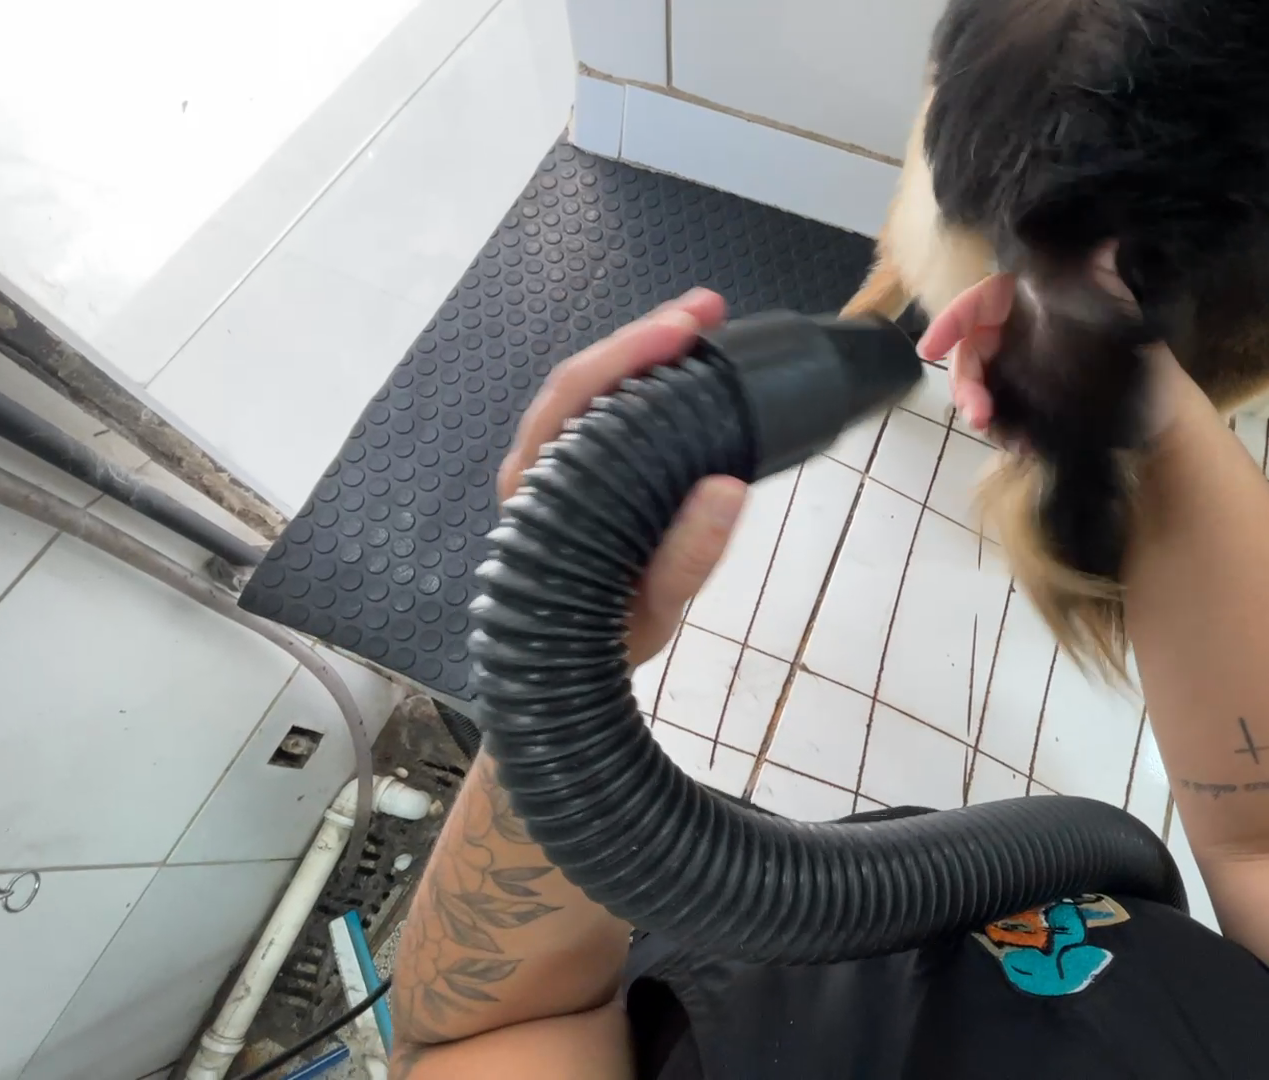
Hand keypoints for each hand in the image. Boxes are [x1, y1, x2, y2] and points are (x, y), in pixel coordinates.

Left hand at [497, 289, 748, 665]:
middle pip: (582, 380)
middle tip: (709, 310)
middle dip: (645, 336)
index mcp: (543, 492)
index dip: (630, 355)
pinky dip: (647, 382)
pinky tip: (684, 369)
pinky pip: (609, 414)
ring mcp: (560, 468)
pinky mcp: (585, 472)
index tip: (689, 329)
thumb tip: (728, 488)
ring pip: (594, 390)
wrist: (581, 664)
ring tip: (704, 325)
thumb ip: (685, 559)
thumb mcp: (651, 609)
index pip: (576, 400)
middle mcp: (540, 468)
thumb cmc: (608, 637)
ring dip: (647, 351)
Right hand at [914, 244, 1205, 438]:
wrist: (1160, 416)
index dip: (951, 322)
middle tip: (978, 415)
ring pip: (979, 388)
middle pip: (972, 353)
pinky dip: (1004, 434)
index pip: (980, 304)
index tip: (929, 349)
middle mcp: (1020, 336)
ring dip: (982, 414)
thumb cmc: (1140, 360)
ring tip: (1003, 436)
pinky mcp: (1026, 406)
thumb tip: (1101, 235)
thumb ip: (1098, 281)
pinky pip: (999, 418)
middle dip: (966, 385)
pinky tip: (1022, 446)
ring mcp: (1020, 373)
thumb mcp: (1117, 316)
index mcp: (1034, 305)